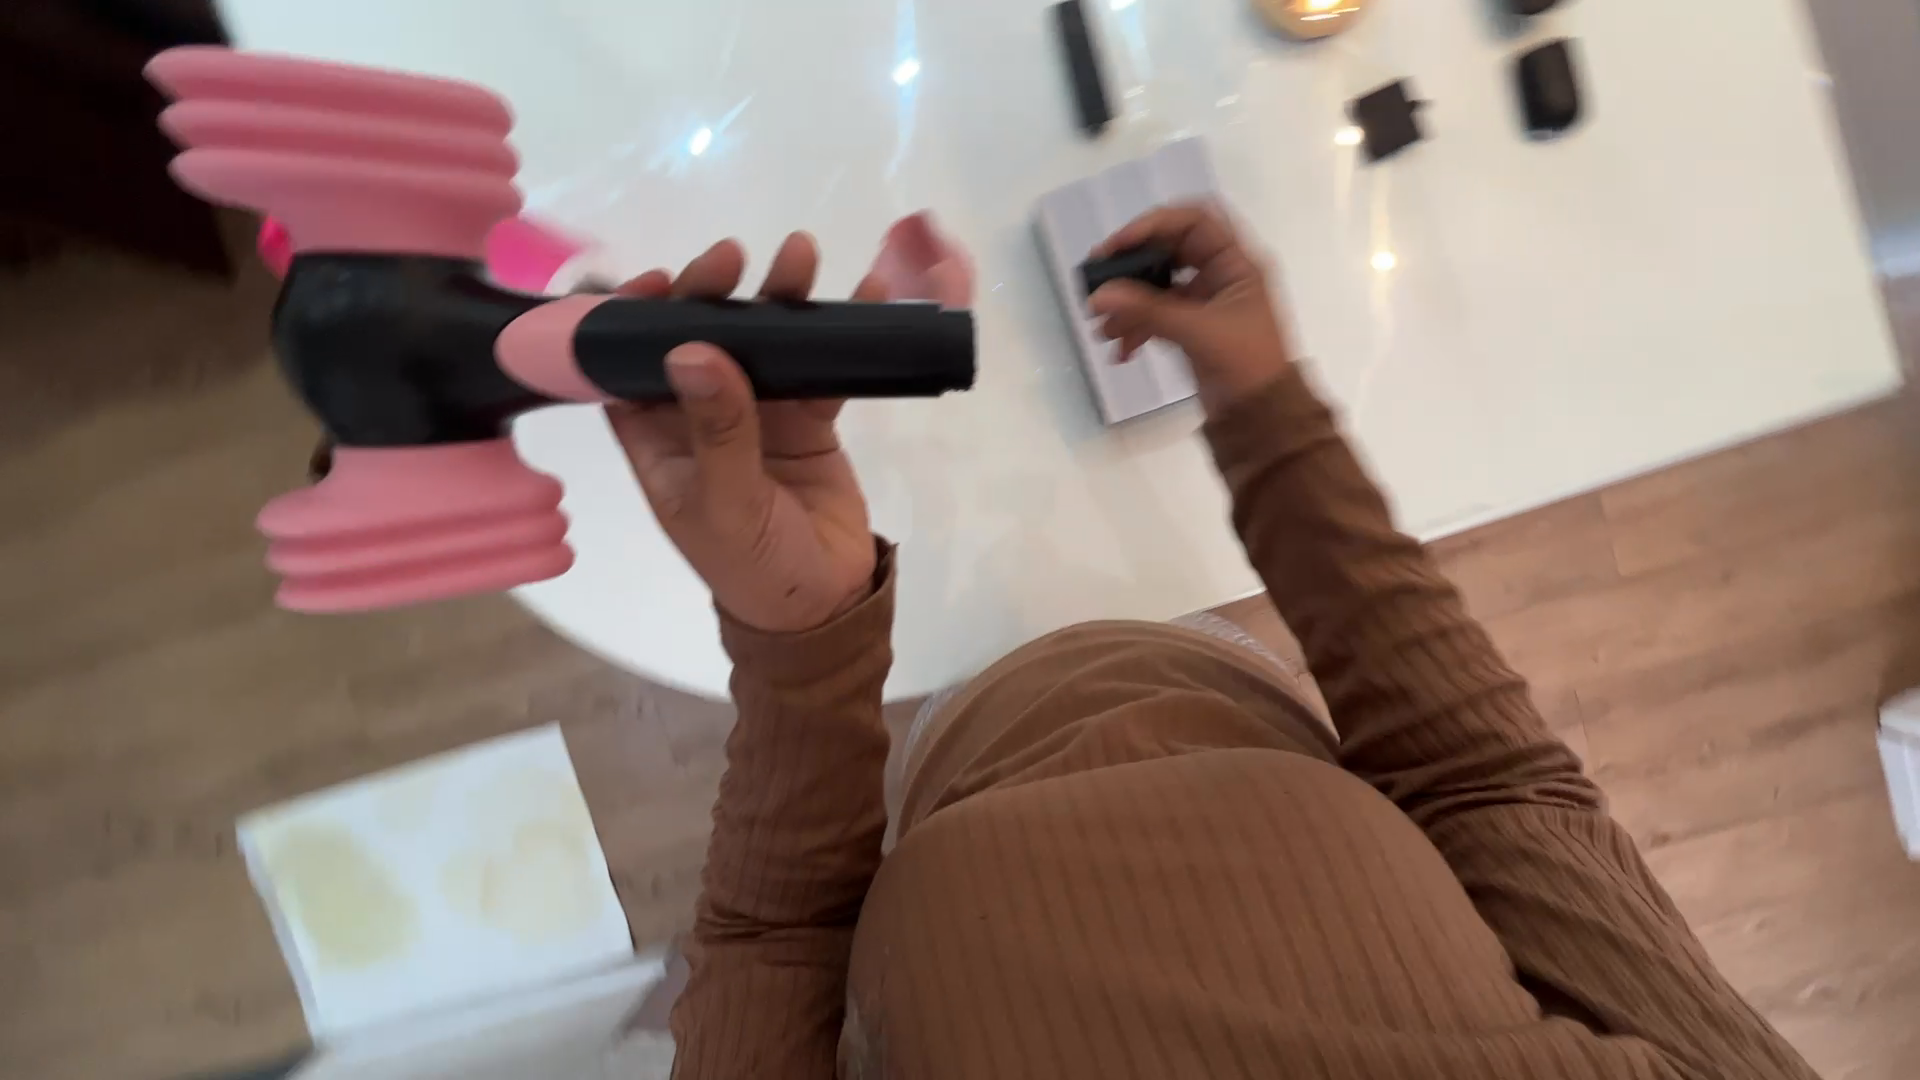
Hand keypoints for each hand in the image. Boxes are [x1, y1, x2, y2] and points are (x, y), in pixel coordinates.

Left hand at [607, 233, 879, 632]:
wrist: (826, 601)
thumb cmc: (756, 567)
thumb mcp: (727, 506)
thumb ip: (716, 432)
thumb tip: (694, 349)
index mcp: (657, 440)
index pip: (626, 366)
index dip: (632, 317)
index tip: (659, 280)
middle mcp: (700, 418)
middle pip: (697, 340)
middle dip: (711, 295)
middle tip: (733, 257)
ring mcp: (757, 415)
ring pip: (760, 344)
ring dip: (777, 300)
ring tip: (800, 255)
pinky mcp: (806, 421)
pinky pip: (818, 369)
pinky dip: (837, 337)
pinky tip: (861, 297)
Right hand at [1087, 201, 1295, 415]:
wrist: (1260, 416)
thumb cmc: (1243, 363)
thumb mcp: (1196, 331)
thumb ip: (1146, 310)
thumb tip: (1099, 296)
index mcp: (1236, 262)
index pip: (1194, 221)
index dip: (1153, 225)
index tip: (1116, 245)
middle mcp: (1221, 275)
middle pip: (1168, 254)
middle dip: (1132, 270)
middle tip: (1097, 282)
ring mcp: (1205, 303)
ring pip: (1158, 290)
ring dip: (1128, 306)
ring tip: (1102, 330)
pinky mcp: (1192, 330)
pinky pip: (1156, 319)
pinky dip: (1136, 331)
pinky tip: (1120, 350)